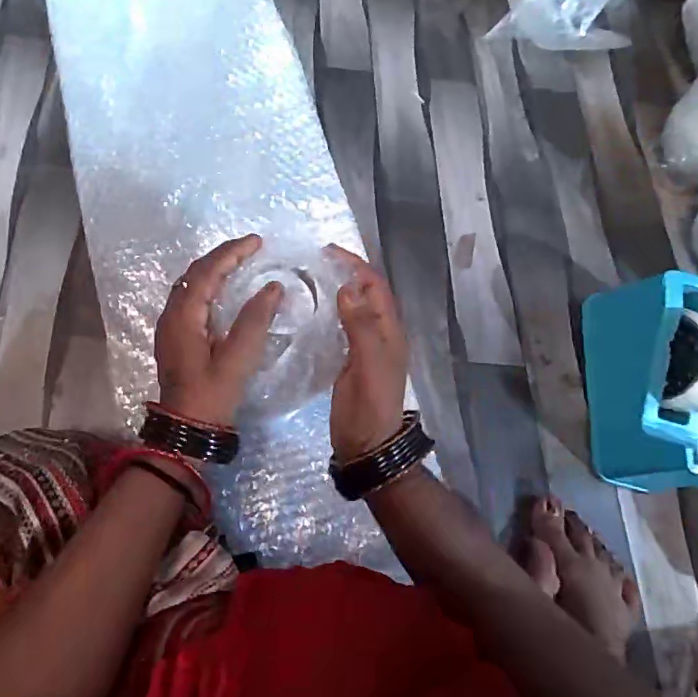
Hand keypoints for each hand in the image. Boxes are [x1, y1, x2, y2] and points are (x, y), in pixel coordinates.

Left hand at [154, 235, 283, 427]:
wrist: (185, 428)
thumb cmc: (211, 395)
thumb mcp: (237, 360)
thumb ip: (255, 321)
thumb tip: (272, 287)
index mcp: (183, 316)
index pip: (207, 272)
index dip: (231, 253)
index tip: (256, 242)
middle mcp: (171, 315)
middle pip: (194, 274)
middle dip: (222, 256)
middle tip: (251, 248)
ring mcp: (170, 327)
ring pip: (189, 286)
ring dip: (213, 270)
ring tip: (240, 262)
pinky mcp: (175, 338)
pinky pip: (189, 299)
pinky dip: (208, 287)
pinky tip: (224, 291)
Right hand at [328, 244, 408, 458]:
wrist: (366, 445)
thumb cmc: (370, 406)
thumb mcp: (369, 366)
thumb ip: (361, 327)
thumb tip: (347, 288)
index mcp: (389, 332)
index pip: (375, 287)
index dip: (356, 266)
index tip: (328, 251)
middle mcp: (379, 335)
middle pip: (365, 294)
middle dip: (345, 273)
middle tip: (313, 262)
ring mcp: (363, 348)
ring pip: (352, 310)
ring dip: (336, 291)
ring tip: (307, 280)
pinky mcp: (347, 361)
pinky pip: (340, 328)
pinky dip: (327, 313)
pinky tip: (308, 313)